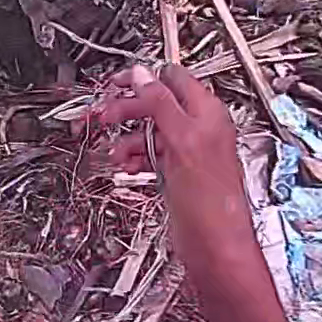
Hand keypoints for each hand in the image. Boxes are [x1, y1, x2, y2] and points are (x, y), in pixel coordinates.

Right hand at [91, 65, 258, 274]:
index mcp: (207, 113)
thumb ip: (161, 104)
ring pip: (149, 131)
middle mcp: (198, 129)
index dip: (144, 78)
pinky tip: (127, 166)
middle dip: (129, 110)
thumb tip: (142, 75)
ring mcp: (186, 151)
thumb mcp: (182, 141)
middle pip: (156, 104)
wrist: (215, 246)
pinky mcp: (176, 172)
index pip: (173, 79)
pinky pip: (149, 154)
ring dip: (129, 138)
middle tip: (106, 116)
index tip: (117, 83)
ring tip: (117, 153)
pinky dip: (135, 157)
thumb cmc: (211, 199)